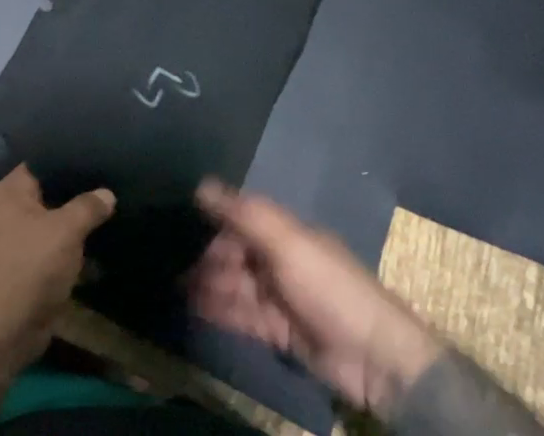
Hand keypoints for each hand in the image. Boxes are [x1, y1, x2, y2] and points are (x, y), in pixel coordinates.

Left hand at [0, 164, 115, 361]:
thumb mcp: (64, 230)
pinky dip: (76, 250)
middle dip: (79, 191)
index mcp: (11, 192)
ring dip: (80, 223)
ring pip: (55, 224)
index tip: (97, 152)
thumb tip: (106, 193)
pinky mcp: (30, 269)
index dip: (66, 157)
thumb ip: (86, 207)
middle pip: (49, 193)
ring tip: (116, 210)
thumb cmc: (29, 265)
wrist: (2, 325)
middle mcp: (11, 211)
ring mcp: (19, 241)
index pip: (40, 161)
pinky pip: (57, 251)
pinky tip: (104, 246)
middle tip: (114, 181)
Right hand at [191, 179, 441, 413]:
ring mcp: (279, 298)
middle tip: (167, 259)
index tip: (175, 218)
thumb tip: (200, 184)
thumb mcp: (287, 244)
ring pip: (233, 285)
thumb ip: (243, 214)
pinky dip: (216, 309)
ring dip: (205, 283)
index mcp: (288, 236)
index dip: (212, 220)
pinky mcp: (277, 330)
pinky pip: (240, 314)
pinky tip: (191, 306)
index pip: (241, 220)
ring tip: (171, 284)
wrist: (376, 359)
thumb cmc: (330, 289)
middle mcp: (281, 263)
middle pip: (234, 254)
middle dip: (204, 256)